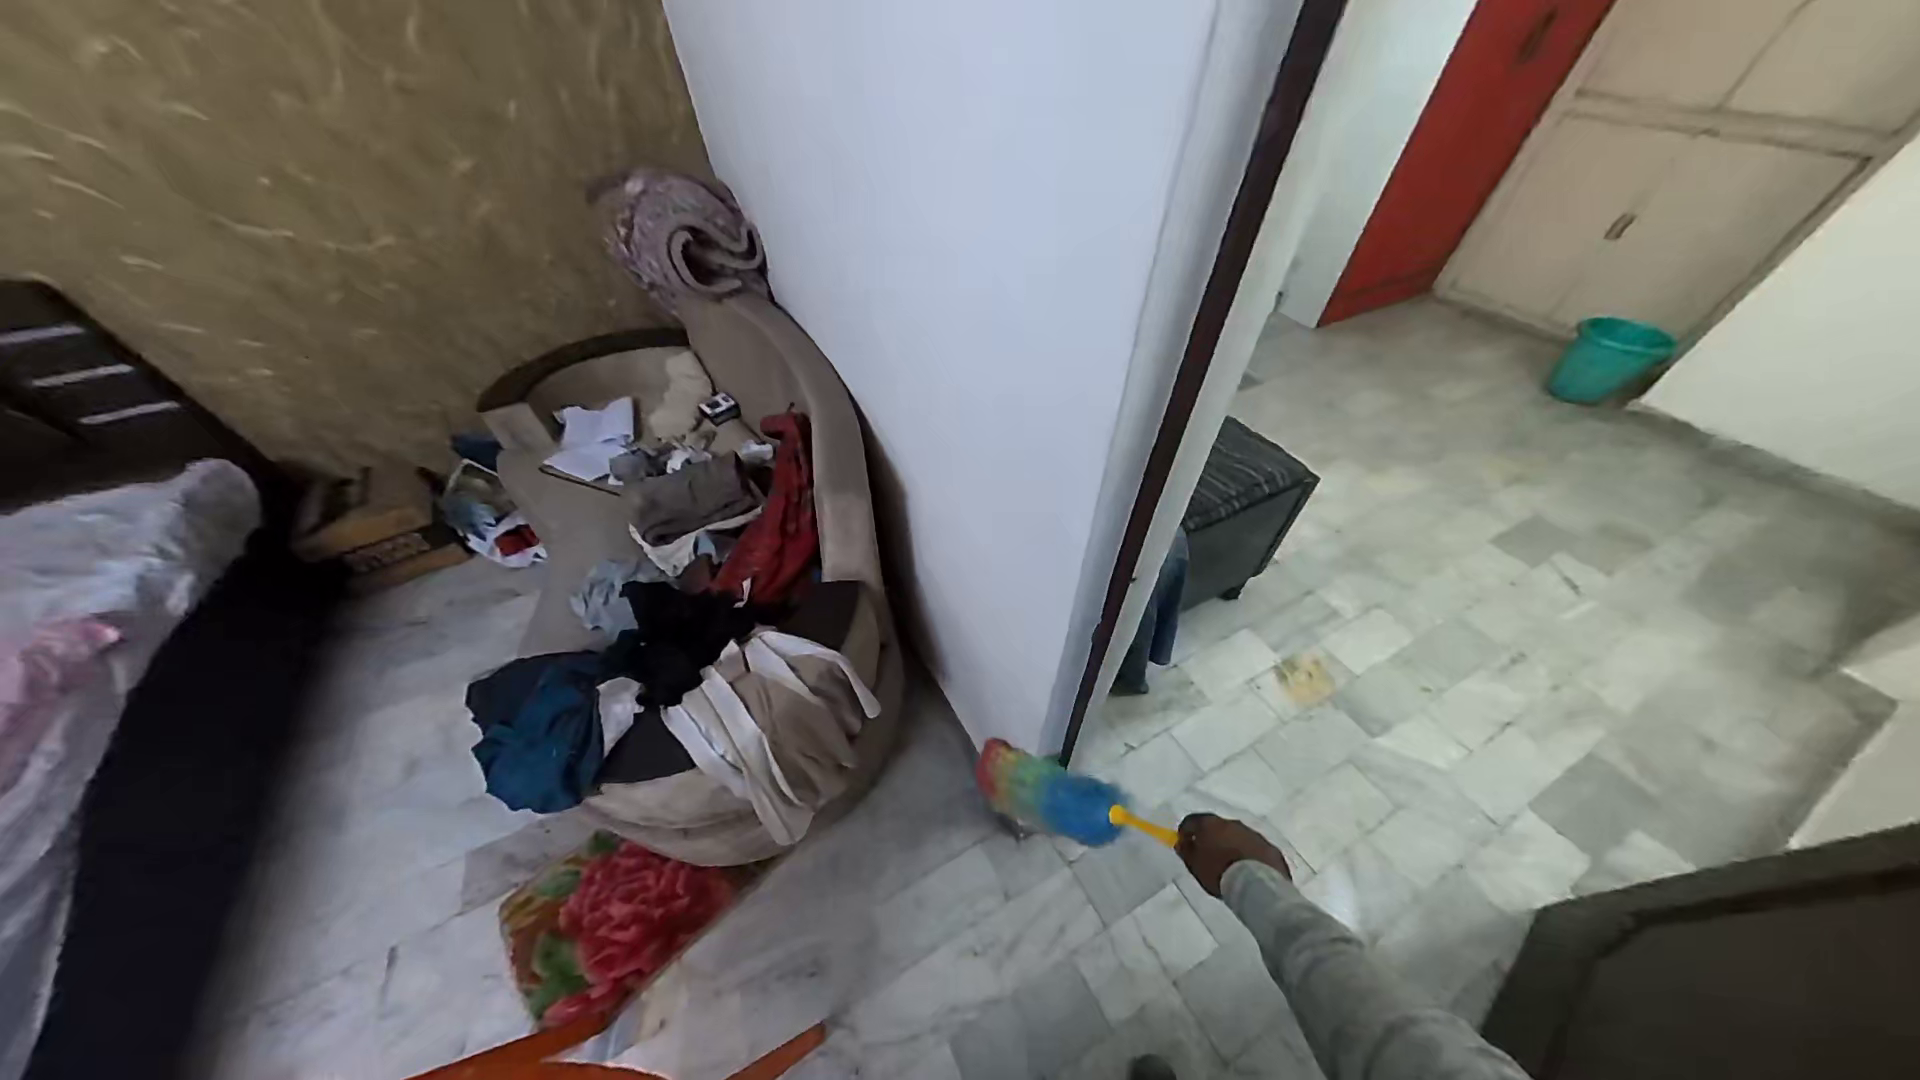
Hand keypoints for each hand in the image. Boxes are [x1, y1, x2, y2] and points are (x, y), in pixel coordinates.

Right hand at [1176, 813, 1290, 896]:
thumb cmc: (1218, 872)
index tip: (1184, 844)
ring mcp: (1253, 835)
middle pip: (1217, 827)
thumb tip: (1182, 843)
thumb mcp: (1194, 865)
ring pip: (1238, 836)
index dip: (1186, 832)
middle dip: (1212, 838)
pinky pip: (1256, 849)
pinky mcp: (1271, 849)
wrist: (1257, 885)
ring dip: (1232, 845)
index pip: (1192, 821)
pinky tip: (1249, 871)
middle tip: (1209, 855)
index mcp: (1210, 823)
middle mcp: (1232, 823)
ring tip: (1231, 865)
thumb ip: (1186, 851)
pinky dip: (1250, 855)